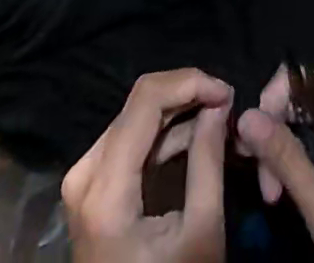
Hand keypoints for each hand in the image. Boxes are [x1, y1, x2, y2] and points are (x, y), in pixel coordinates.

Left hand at [64, 69, 232, 262]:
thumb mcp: (201, 231)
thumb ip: (208, 161)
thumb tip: (219, 103)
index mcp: (105, 187)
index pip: (146, 99)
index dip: (190, 82)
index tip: (228, 92)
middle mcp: (85, 171)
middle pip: (139, 104)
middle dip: (188, 95)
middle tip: (228, 105)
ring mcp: (84, 177)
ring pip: (137, 117)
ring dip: (180, 111)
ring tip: (221, 119)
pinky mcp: (92, 184)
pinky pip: (132, 139)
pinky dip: (166, 132)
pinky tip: (198, 136)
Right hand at [236, 69, 313, 262]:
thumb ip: (285, 158)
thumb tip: (245, 116)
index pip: (298, 79)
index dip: (270, 103)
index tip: (252, 145)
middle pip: (296, 99)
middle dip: (272, 134)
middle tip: (259, 176)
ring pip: (297, 122)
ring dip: (277, 153)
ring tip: (271, 193)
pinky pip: (307, 140)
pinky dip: (289, 161)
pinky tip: (281, 188)